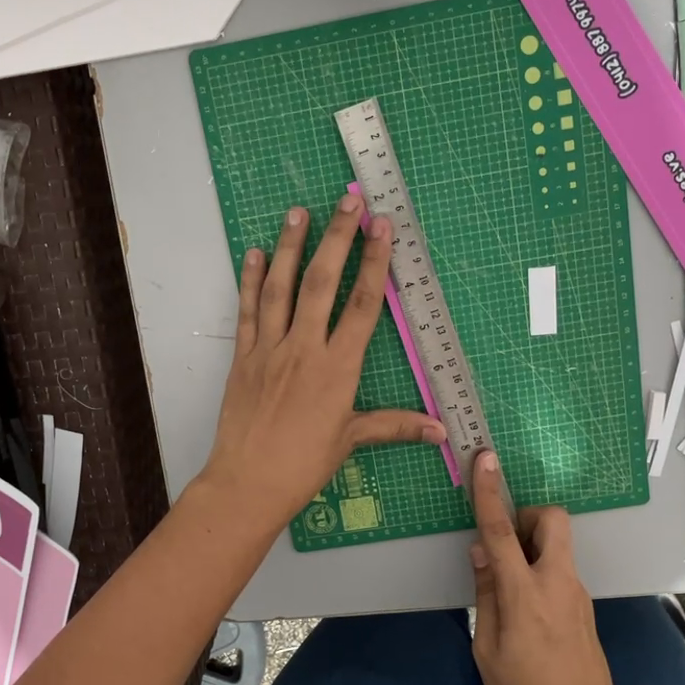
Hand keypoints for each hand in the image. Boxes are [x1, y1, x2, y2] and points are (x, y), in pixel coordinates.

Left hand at [198, 191, 445, 533]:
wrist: (248, 483)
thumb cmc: (304, 464)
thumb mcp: (351, 441)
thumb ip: (395, 425)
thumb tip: (441, 430)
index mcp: (338, 368)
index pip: (363, 305)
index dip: (375, 263)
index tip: (382, 227)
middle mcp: (304, 349)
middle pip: (323, 283)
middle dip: (338, 238)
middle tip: (347, 201)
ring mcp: (269, 349)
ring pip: (282, 288)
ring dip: (292, 247)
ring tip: (299, 211)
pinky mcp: (242, 357)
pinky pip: (247, 311)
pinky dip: (251, 280)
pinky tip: (255, 253)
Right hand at [468, 451, 629, 684]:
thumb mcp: (488, 649)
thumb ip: (485, 594)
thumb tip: (482, 552)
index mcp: (525, 595)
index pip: (502, 532)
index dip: (491, 493)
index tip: (485, 460)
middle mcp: (557, 583)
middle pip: (551, 519)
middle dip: (526, 515)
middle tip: (503, 544)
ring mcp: (576, 592)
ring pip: (556, 544)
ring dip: (529, 546)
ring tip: (504, 586)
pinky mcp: (583, 604)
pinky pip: (557, 568)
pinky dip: (536, 569)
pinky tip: (521, 608)